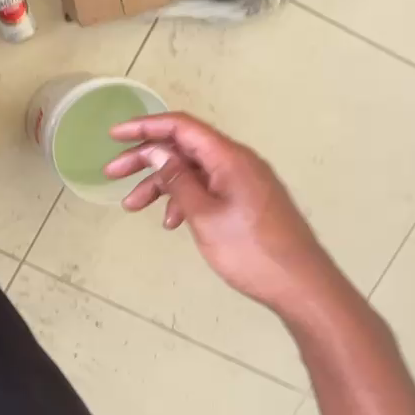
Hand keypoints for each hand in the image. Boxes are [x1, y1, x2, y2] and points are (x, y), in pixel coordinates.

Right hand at [105, 112, 348, 317]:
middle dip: (145, 158)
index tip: (114, 135)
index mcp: (229, 158)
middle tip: (112, 173)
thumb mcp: (203, 215)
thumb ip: (177, 179)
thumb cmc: (250, 250)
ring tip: (132, 206)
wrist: (303, 287)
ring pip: (191, 171)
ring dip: (160, 184)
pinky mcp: (246, 200)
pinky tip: (170, 222)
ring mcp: (243, 181)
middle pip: (183, 148)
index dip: (144, 126)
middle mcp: (237, 162)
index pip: (181, 127)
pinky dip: (183, 199)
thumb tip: (156, 151)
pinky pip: (206, 188)